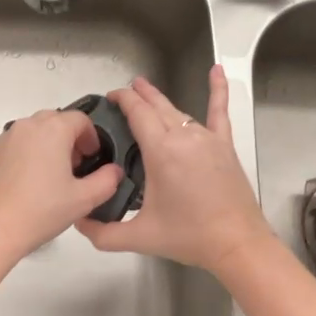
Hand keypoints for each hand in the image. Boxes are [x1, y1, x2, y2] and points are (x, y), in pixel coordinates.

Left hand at [0, 108, 122, 264]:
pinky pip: (20, 142)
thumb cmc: (42, 211)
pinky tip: (33, 181)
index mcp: (52, 129)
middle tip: (77, 165)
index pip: (80, 119)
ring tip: (55, 174)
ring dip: (51, 143)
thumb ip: (108, 180)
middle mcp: (27, 125)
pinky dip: (31, 151)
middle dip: (71, 138)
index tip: (94, 158)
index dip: (92, 136)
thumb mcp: (84, 199)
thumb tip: (114, 171)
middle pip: (57, 120)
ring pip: (36, 130)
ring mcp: (7, 137)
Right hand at [77, 66, 272, 273]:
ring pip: (179, 111)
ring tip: (145, 91)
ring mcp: (207, 139)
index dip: (122, 100)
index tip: (110, 97)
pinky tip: (217, 71)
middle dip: (137, 96)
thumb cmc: (189, 237)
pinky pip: (220, 112)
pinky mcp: (225, 146)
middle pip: (156, 106)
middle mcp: (184, 137)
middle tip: (122, 92)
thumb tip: (79, 223)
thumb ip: (103, 233)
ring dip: (160, 100)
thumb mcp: (139, 238)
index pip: (137, 113)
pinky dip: (218, 90)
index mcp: (161, 151)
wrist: (237, 244)